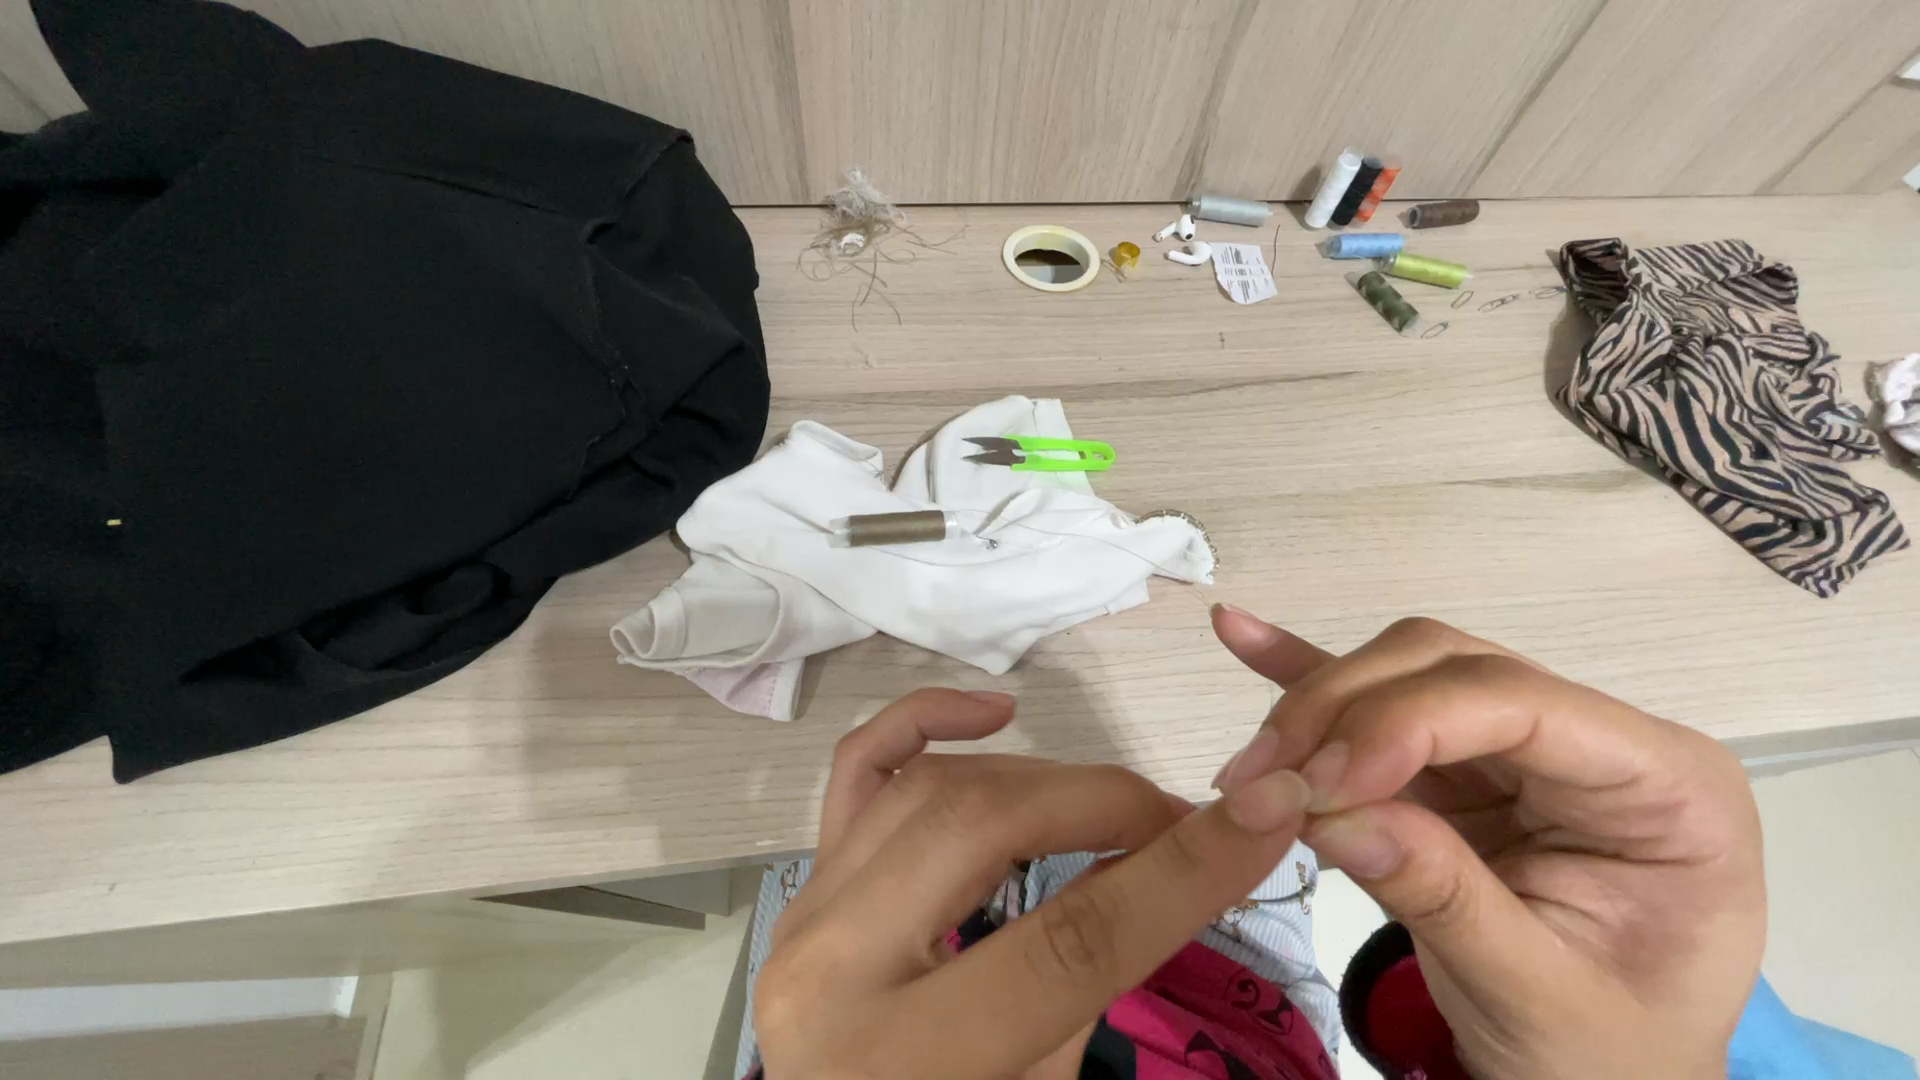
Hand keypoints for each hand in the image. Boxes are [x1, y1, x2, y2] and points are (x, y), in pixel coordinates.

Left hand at [755, 688, 1312, 1078]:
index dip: (1177, 871)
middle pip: (987, 829)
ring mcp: (807, 909)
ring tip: (1108, 801)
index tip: (1263, 813)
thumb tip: (1150, 854)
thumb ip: (1087, 970)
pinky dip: (924, 720)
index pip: (1068, 943)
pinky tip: (993, 710)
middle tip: (1175, 817)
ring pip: (933, 787)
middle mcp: (834, 965)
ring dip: (1040, 777)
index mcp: (901, 1056)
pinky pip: (858, 770)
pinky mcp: (807, 880)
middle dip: (1104, 803)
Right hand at [1210, 608, 1765, 1079]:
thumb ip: (1444, 899)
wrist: (1596, 1079)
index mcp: (1660, 784)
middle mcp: (1586, 735)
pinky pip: (1367, 698)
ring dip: (1308, 710)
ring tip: (1248, 770)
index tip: (1318, 786)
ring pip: (1390, 671)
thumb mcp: (1538, 1000)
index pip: (1515, 701)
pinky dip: (1298, 670)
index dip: (1402, 724)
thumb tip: (1331, 813)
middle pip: (1439, 666)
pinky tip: (1238, 632)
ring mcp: (1512, 735)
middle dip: (1339, 713)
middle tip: (1263, 782)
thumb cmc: (1600, 1050)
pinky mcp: (1446, 750)